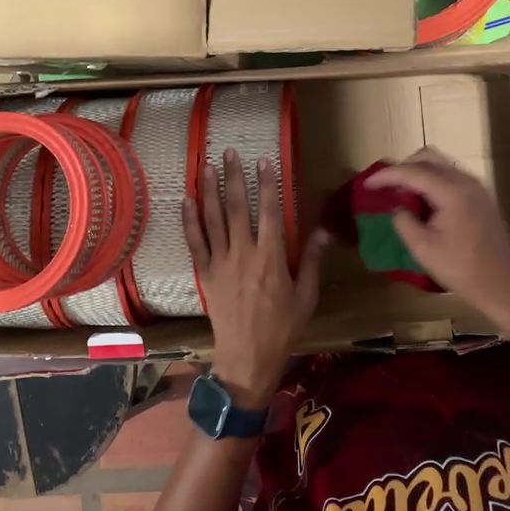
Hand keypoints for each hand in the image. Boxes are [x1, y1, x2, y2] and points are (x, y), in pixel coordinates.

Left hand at [183, 148, 326, 409]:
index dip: (267, 184)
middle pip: (237, 207)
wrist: (247, 358)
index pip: (269, 212)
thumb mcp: (307, 297)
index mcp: (272, 258)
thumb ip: (313, 262)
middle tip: (229, 152)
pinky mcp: (205, 274)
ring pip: (213, 219)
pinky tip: (186, 201)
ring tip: (206, 166)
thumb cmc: (282, 328)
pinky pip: (195, 242)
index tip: (263, 161)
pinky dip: (190, 221)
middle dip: (234, 177)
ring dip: (209, 191)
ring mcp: (221, 263)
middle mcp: (244, 254)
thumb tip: (323, 231)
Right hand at [365, 148, 509, 329]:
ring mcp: (476, 187)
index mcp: (452, 192)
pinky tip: (423, 199)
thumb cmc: (462, 270)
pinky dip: (433, 179)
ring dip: (418, 171)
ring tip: (401, 191)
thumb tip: (398, 207)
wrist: (503, 286)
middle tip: (385, 185)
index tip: (367, 184)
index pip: (412, 172)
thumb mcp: (423, 249)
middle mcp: (466, 181)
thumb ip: (404, 222)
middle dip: (402, 167)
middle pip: (428, 157)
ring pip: (441, 163)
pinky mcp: (481, 196)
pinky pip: (451, 175)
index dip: (386, 175)